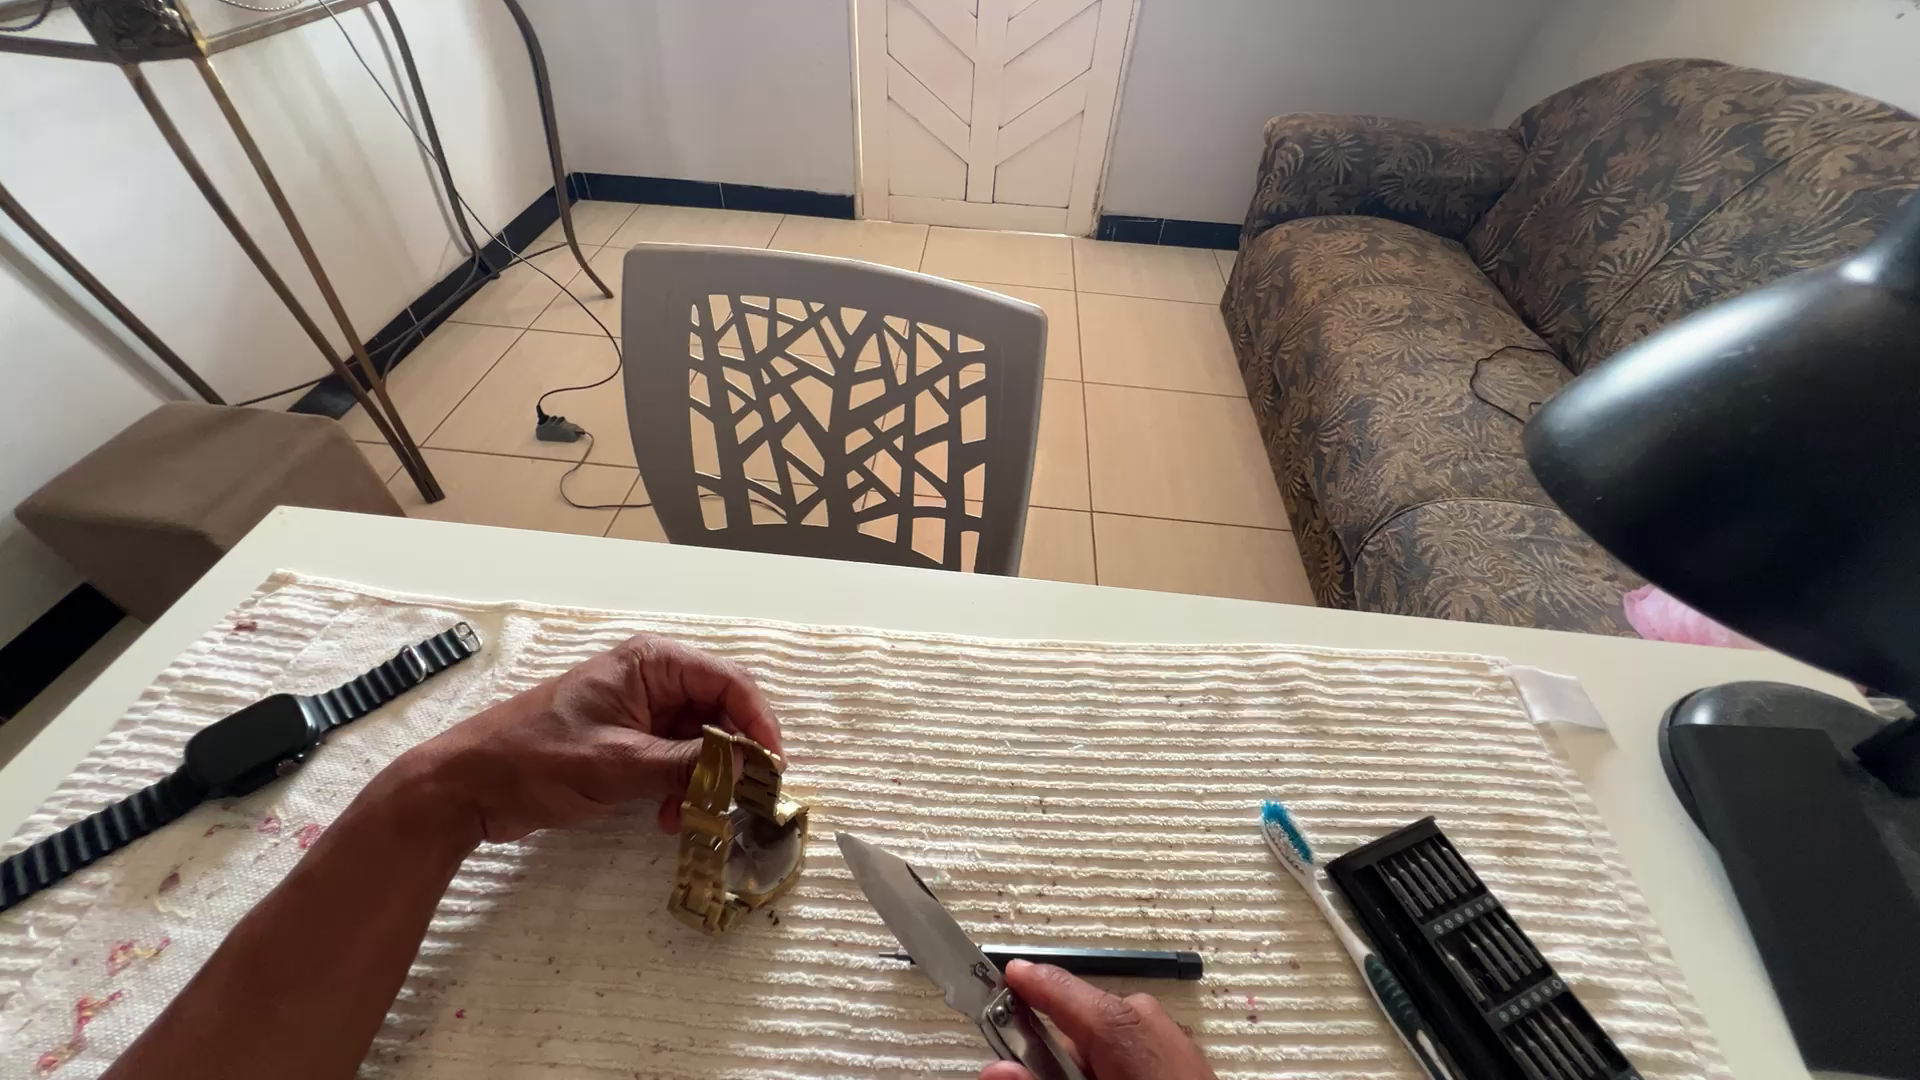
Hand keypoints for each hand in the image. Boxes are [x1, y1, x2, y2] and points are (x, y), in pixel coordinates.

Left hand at [388, 633, 780, 844]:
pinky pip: (678, 758)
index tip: (775, 766)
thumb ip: (690, 763)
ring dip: (707, 777)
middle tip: (745, 797)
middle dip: (733, 755)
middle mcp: (656, 679)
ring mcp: (644, 709)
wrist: (463, 789)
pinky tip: (672, 816)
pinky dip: (683, 786)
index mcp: (654, 664)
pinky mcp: (632, 739)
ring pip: (702, 739)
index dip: (759, 723)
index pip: (730, 683)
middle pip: (721, 711)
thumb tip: (749, 767)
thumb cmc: (537, 761)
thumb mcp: (620, 764)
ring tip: (698, 814)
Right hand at [980, 961, 1215, 1079]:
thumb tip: (995, 1070)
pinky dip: (1108, 1070)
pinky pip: (1126, 1051)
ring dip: (1080, 1068)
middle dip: (1049, 1054)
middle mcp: (1143, 1016)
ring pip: (1100, 1041)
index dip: (1023, 984)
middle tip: (1030, 1074)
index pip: (1059, 987)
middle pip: (1074, 1022)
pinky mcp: (1179, 1054)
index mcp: (1122, 1023)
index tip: (993, 984)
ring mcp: (1166, 1034)